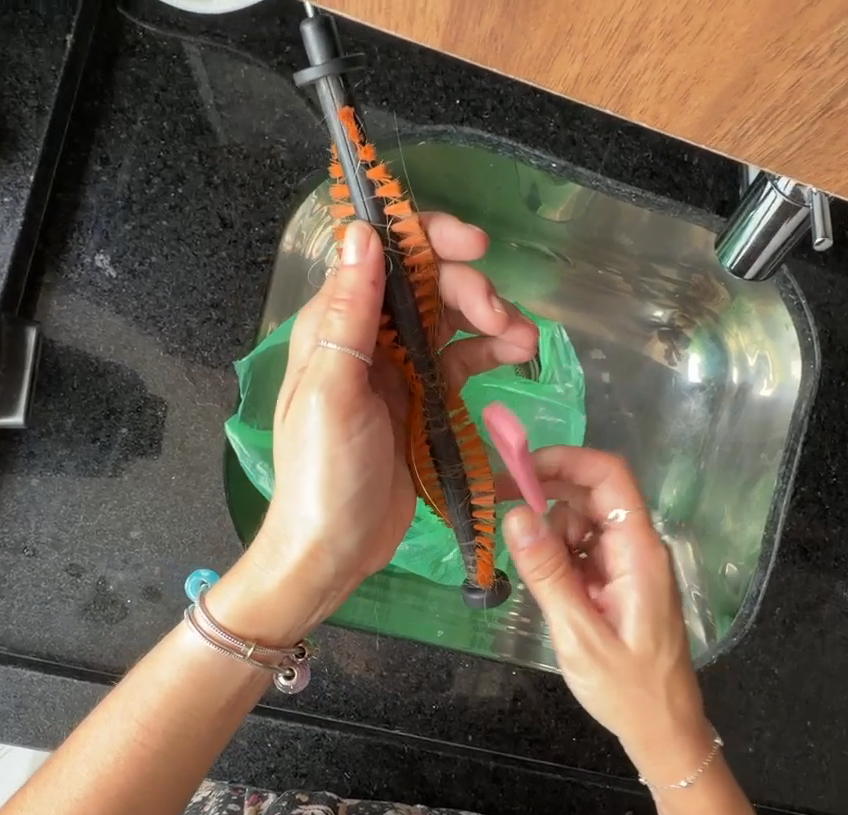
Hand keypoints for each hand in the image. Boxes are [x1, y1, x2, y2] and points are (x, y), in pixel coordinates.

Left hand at [214, 216, 537, 645]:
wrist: (334, 549)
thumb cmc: (323, 474)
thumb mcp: (331, 393)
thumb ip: (348, 316)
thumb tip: (362, 232)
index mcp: (336, 326)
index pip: (382, 256)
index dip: (429, 240)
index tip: (475, 247)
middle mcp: (368, 340)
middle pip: (426, 287)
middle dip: (469, 290)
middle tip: (501, 320)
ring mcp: (399, 373)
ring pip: (451, 324)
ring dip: (490, 321)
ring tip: (523, 343)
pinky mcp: (424, 404)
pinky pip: (462, 364)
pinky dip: (490, 354)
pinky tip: (517, 357)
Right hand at [500, 447, 714, 770]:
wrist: (663, 730)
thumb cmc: (627, 688)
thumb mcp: (579, 633)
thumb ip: (547, 573)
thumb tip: (515, 514)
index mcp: (638, 552)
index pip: (609, 477)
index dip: (565, 460)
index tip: (516, 469)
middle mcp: (638, 548)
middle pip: (592, 495)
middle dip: (545, 492)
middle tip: (495, 506)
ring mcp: (629, 565)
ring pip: (584, 522)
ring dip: (550, 532)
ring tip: (531, 572)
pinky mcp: (619, 582)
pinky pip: (585, 551)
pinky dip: (559, 557)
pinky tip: (548, 585)